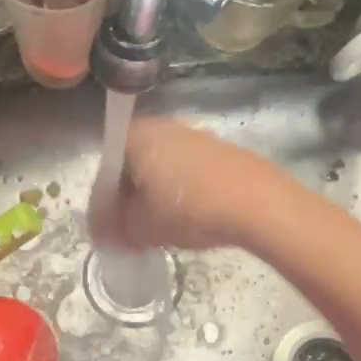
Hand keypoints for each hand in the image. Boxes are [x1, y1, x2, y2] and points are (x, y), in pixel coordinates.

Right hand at [89, 117, 280, 251]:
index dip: (105, 200)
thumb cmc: (189, 209)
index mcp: (136, 136)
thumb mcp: (141, 227)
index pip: (107, 167)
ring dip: (158, 193)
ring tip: (164, 226)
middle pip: (135, 164)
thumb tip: (100, 232)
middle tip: (133, 227)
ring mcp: (196, 136)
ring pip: (163, 167)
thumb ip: (113, 228)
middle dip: (131, 195)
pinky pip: (189, 170)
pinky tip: (193, 216)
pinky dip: (183, 190)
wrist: (260, 204)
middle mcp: (163, 127)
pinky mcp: (222, 150)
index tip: (110, 225)